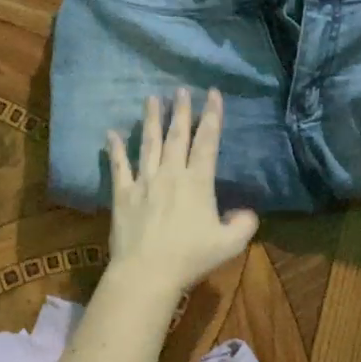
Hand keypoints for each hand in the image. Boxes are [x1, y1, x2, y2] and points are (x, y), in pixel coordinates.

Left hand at [104, 87, 258, 295]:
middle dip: (181, 111)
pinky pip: (119, 166)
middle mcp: (170, 174)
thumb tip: (248, 212)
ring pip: (148, 143)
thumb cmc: (190, 258)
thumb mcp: (229, 244)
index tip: (213, 94)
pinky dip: (115, 149)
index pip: (207, 142)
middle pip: (177, 136)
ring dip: (152, 120)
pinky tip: (111, 133)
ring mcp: (143, 182)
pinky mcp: (122, 195)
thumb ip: (244, 224)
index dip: (212, 116)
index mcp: (197, 182)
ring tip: (152, 98)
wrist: (147, 272)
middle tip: (181, 89)